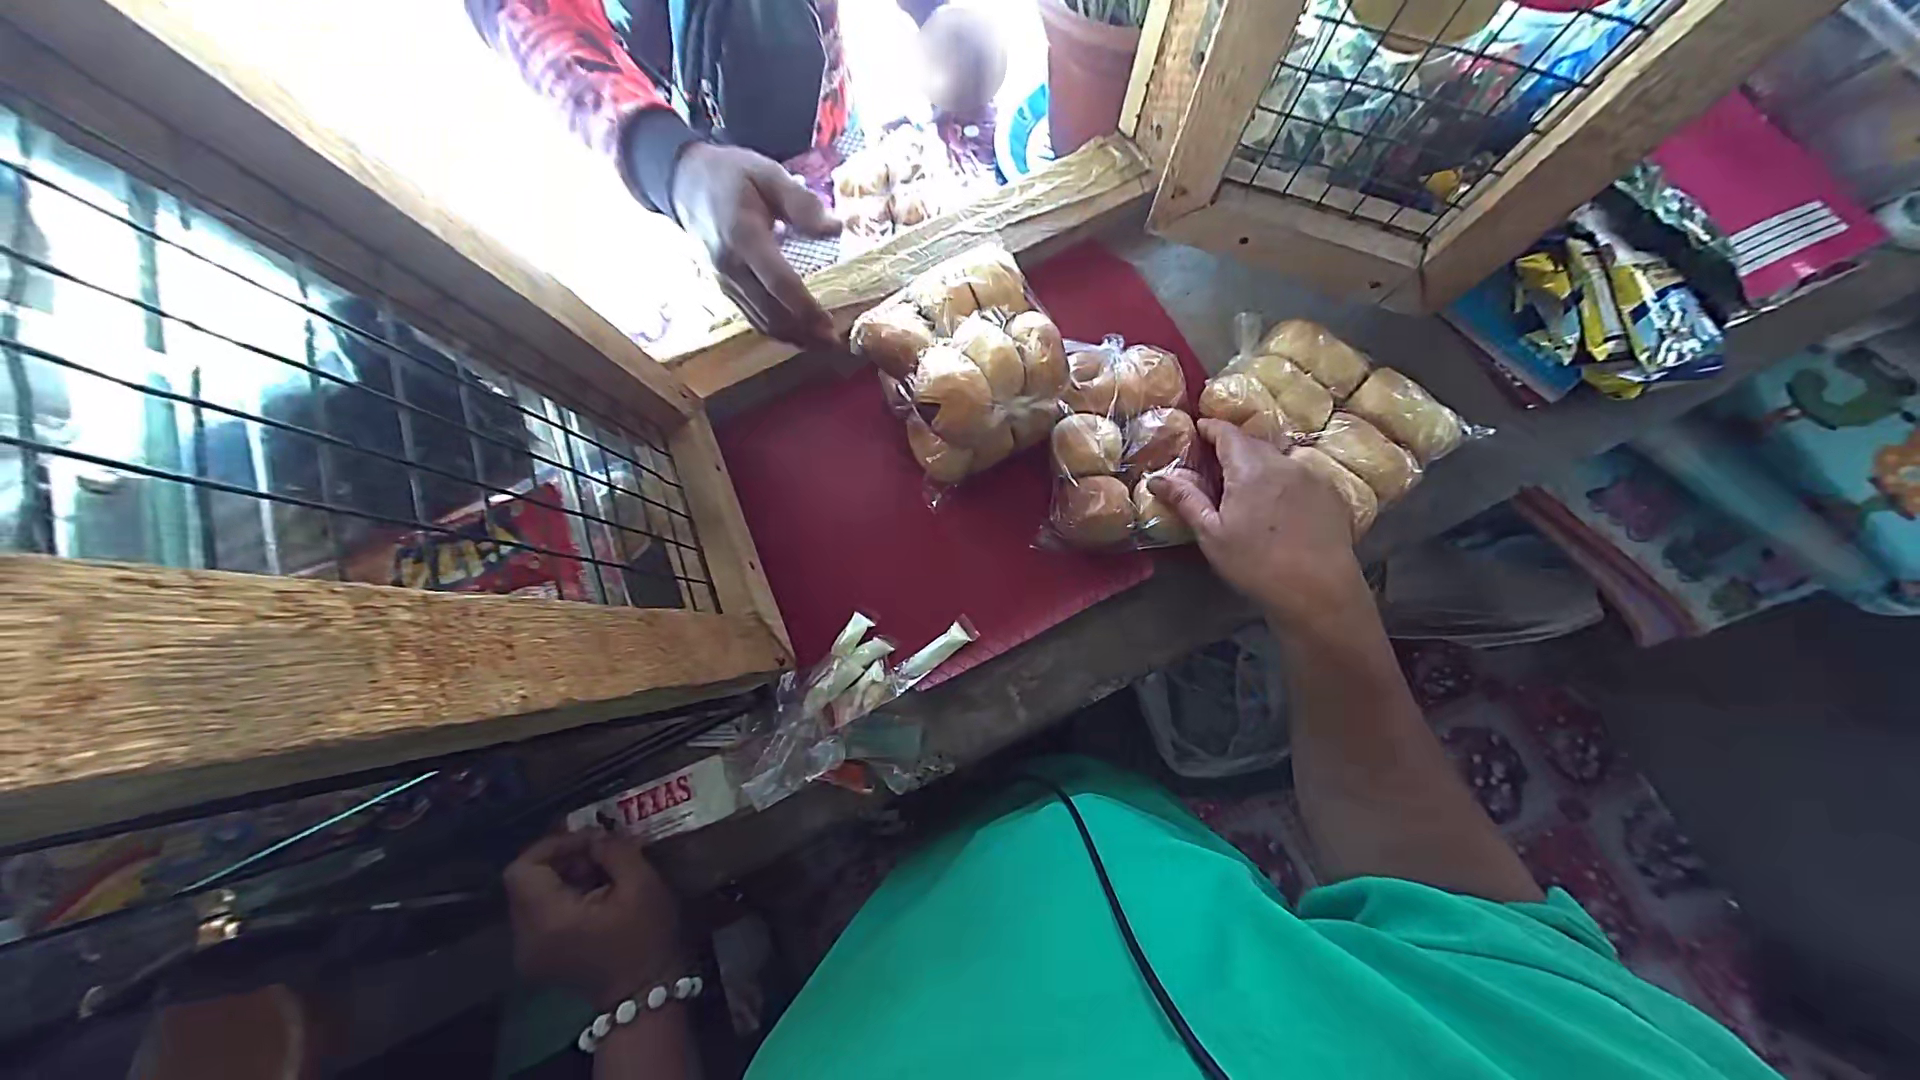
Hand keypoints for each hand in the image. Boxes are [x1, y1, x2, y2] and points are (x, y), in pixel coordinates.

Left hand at [503, 831, 684, 1007]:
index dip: (553, 844)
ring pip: (531, 896)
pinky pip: (538, 913)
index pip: (522, 870)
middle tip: (600, 850)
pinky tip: (594, 893)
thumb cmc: (646, 935)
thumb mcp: (641, 883)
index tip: (590, 838)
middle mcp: (526, 939)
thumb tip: (596, 837)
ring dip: (562, 874)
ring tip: (601, 870)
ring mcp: (528, 952)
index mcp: (548, 921)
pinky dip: (562, 894)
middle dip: (561, 858)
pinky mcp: (537, 957)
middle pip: (524, 882)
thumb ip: (615, 851)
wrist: (644, 992)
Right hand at [671, 142, 839, 347]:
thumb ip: (801, 203)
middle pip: (771, 313)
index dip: (806, 309)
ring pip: (763, 322)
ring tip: (823, 344)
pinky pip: (754, 318)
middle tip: (835, 343)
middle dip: (805, 333)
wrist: (684, 181)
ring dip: (794, 338)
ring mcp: (725, 283)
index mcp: (744, 237)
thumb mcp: (768, 174)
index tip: (831, 326)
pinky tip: (801, 335)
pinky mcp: (725, 290)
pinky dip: (779, 331)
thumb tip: (835, 229)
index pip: (779, 283)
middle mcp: (731, 267)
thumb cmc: (732, 175)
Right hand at [1151, 420, 1366, 623]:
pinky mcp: (1331, 494)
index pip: (1227, 432)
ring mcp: (1313, 476)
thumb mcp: (1211, 534)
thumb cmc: (1256, 564)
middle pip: (1253, 443)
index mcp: (1250, 468)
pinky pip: (1299, 476)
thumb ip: (1186, 500)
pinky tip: (1275, 509)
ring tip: (1243, 489)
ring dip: (1257, 466)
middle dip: (1231, 448)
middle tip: (1212, 466)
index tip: (1196, 430)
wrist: (1319, 592)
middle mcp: (1284, 462)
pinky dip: (1281, 481)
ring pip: (1278, 459)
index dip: (1209, 428)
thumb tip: (1157, 479)